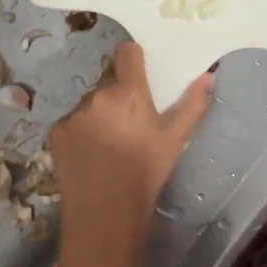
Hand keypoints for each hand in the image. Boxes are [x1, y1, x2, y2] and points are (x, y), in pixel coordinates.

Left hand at [49, 42, 213, 252]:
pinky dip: (82, 130)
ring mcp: (73, 113)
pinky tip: (91, 153)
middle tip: (130, 121)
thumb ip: (194, 104)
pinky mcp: (56, 131)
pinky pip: (73, 121)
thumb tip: (210, 73)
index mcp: (128, 93)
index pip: (127, 52)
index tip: (140, 72)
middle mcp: (97, 95)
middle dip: (119, 94)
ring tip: (110, 142)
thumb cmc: (146, 173)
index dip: (134, 58)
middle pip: (109, 80)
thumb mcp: (176, 140)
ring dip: (100, 112)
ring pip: (91, 102)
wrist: (104, 214)